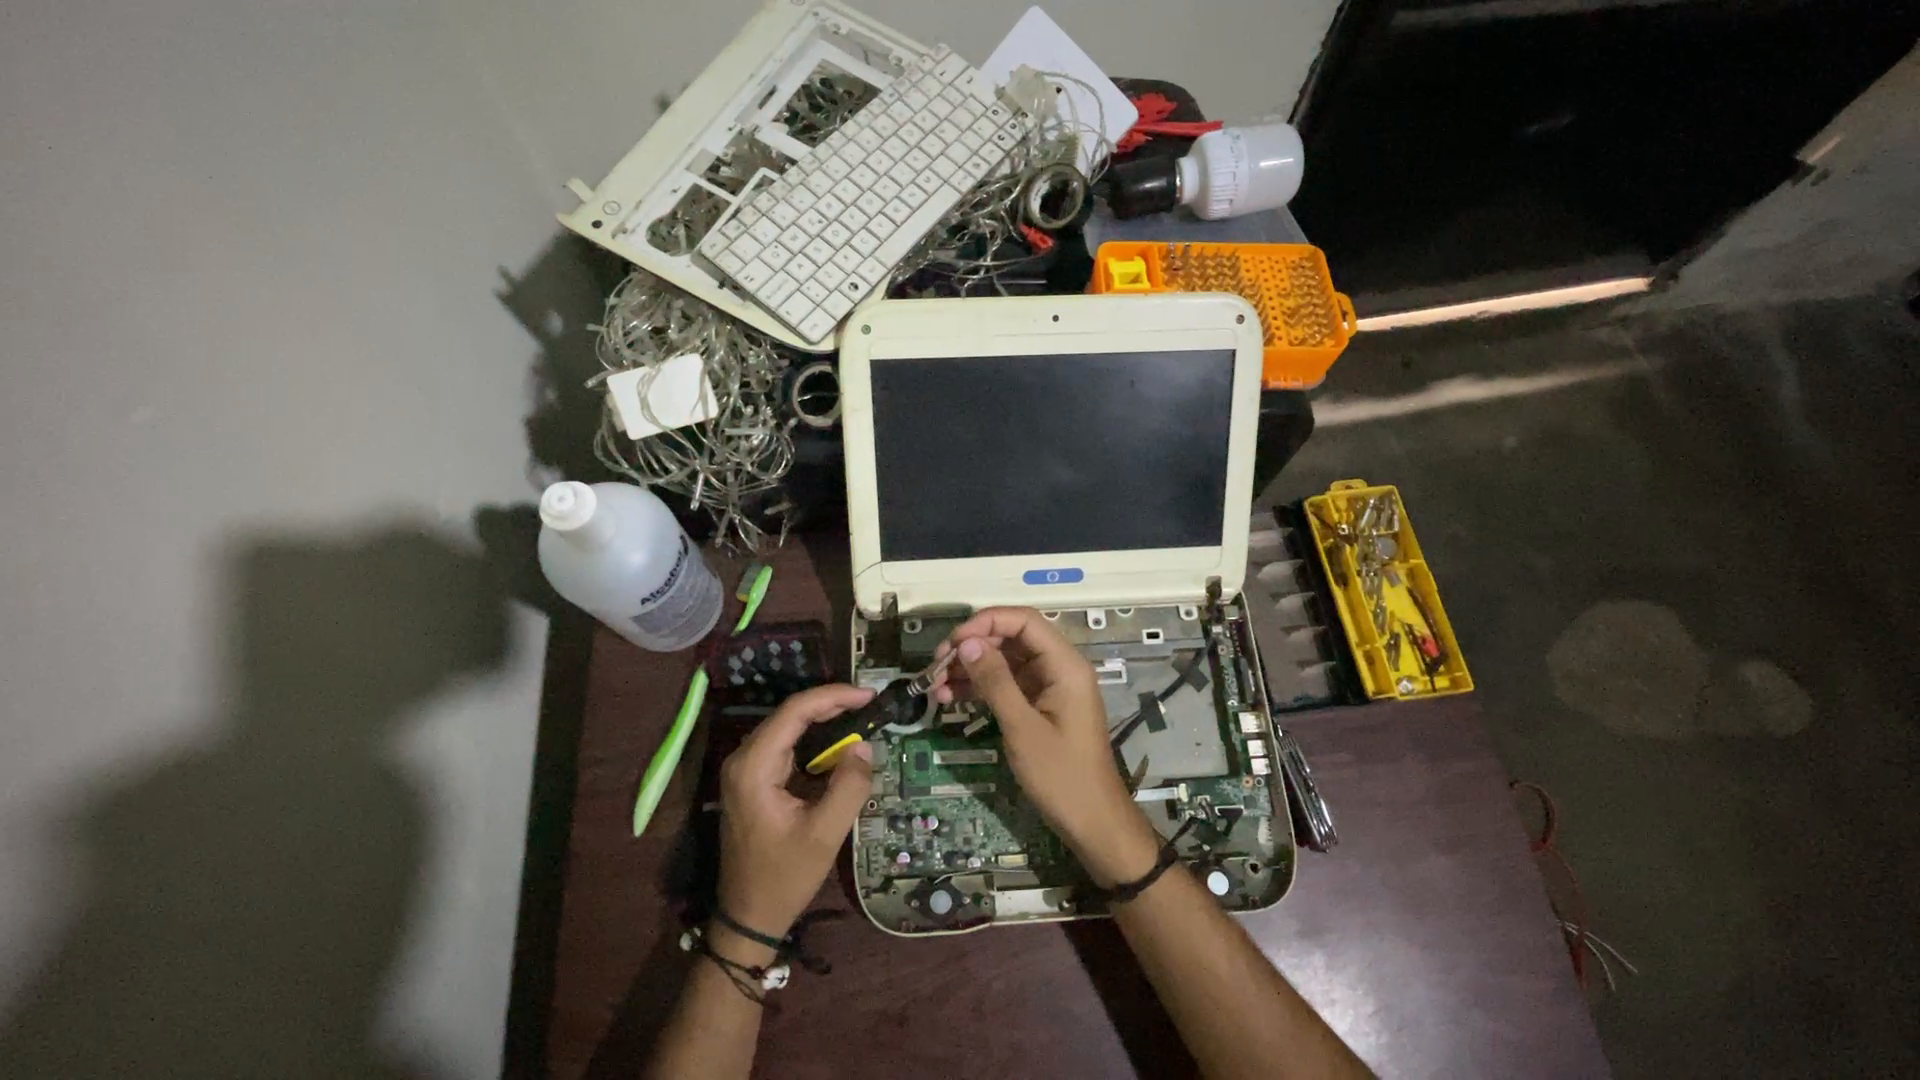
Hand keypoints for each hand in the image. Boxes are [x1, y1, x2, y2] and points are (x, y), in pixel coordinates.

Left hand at [714, 685, 874, 957]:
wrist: (748, 917)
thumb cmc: (784, 877)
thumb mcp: (825, 834)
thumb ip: (848, 786)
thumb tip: (864, 746)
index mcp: (754, 766)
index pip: (794, 712)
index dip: (833, 697)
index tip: (869, 696)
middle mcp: (743, 760)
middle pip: (789, 715)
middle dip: (831, 705)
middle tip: (871, 705)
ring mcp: (745, 771)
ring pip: (788, 730)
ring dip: (824, 721)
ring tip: (862, 717)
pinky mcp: (753, 783)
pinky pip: (786, 749)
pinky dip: (814, 741)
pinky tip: (840, 744)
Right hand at [935, 607, 1160, 885]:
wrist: (1092, 821)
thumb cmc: (1061, 775)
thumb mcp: (1022, 727)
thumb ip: (995, 681)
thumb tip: (967, 642)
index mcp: (1064, 665)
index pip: (1023, 620)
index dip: (985, 623)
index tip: (952, 643)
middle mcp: (1059, 668)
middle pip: (1011, 638)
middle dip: (972, 646)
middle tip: (937, 666)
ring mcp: (1049, 687)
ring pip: (1005, 662)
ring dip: (971, 669)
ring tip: (936, 687)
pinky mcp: (1040, 706)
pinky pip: (1007, 684)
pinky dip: (980, 688)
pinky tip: (951, 699)